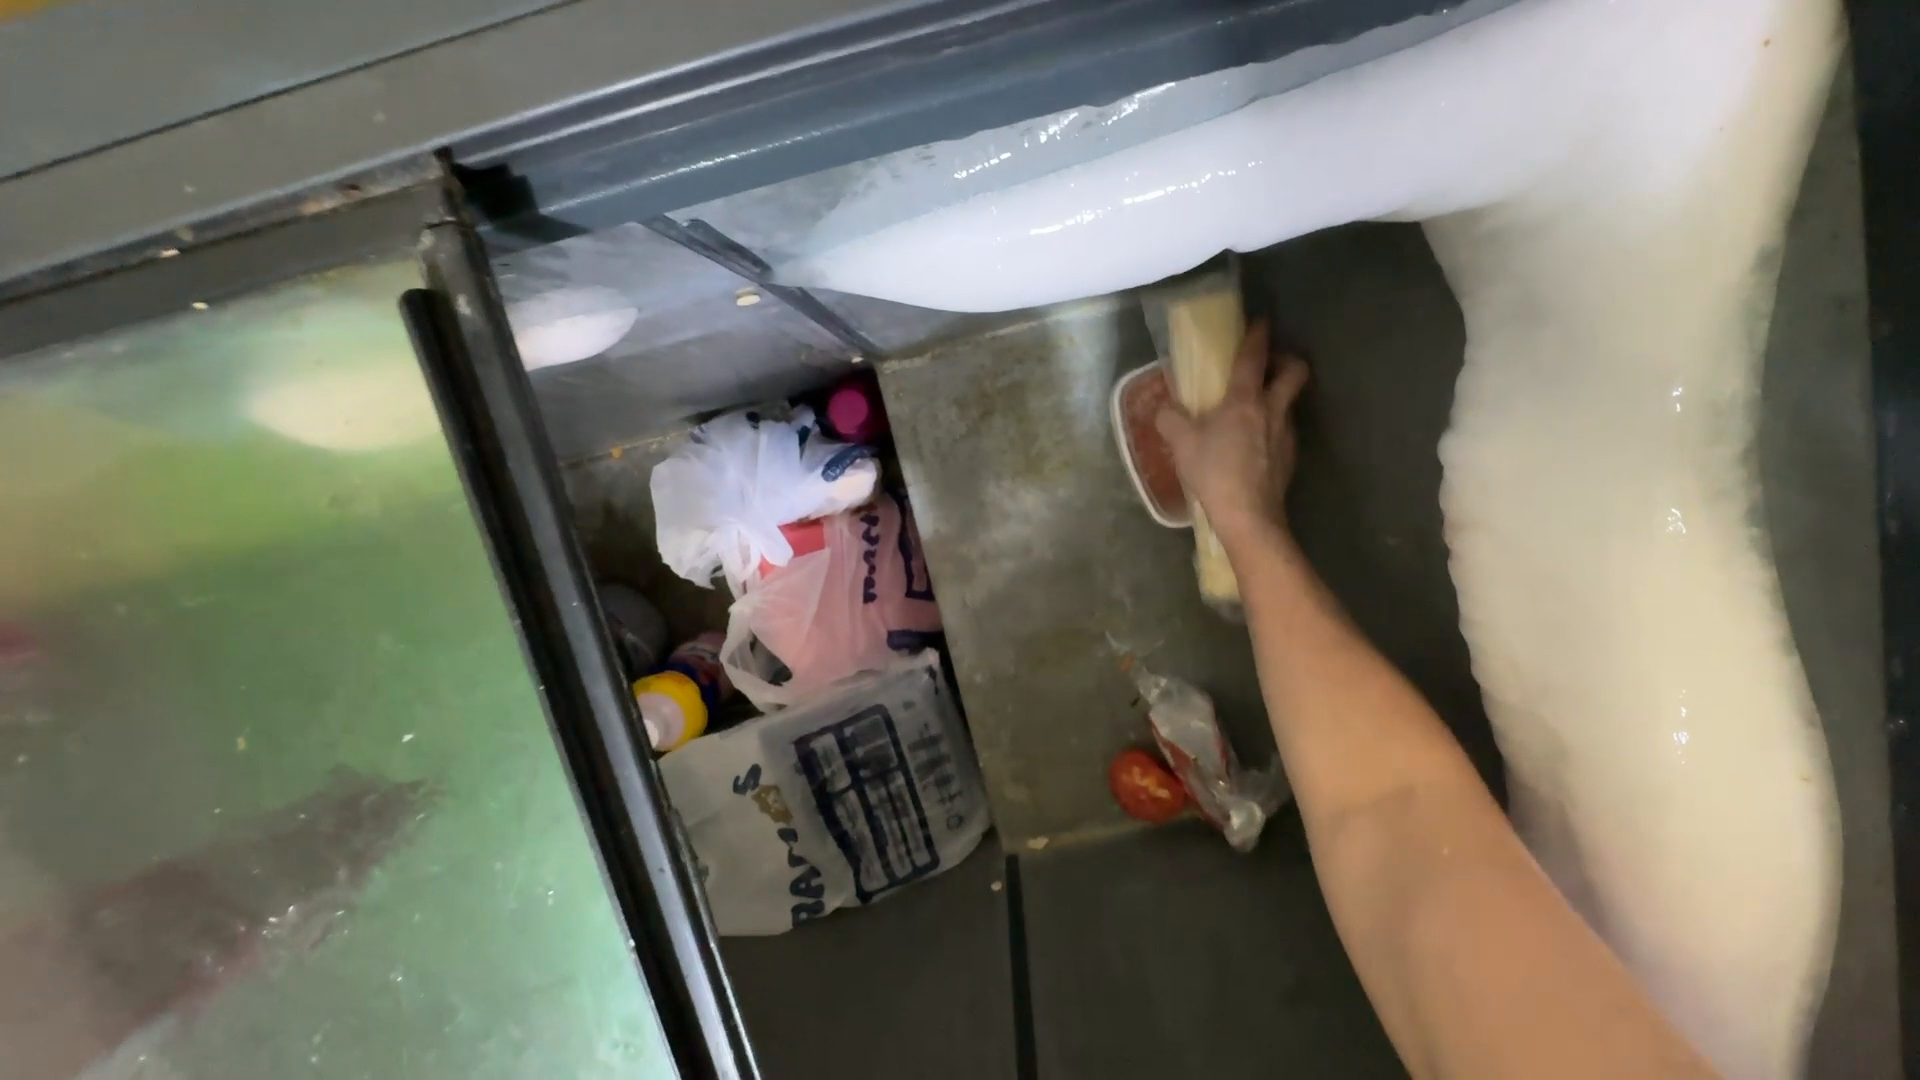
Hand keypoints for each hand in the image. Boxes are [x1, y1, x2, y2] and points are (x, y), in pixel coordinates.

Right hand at [1155, 320, 1309, 551]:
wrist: (1248, 516)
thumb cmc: (1214, 473)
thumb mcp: (1181, 444)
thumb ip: (1170, 419)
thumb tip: (1164, 409)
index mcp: (1245, 399)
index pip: (1254, 356)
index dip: (1257, 335)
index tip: (1260, 322)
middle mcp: (1272, 409)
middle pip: (1294, 371)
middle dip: (1285, 360)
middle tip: (1268, 365)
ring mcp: (1286, 434)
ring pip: (1289, 402)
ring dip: (1276, 397)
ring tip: (1253, 410)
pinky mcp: (1290, 457)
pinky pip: (1283, 430)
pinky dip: (1272, 428)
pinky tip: (1254, 444)